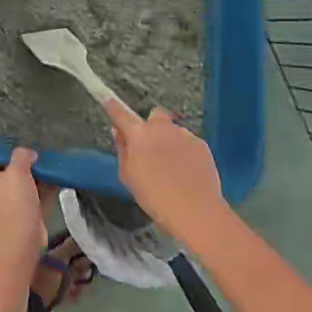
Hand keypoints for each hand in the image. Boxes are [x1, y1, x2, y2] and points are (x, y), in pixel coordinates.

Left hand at [0, 147, 46, 253]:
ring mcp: (11, 204)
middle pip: (11, 171)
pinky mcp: (25, 213)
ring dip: (38, 176)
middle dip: (26, 163)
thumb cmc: (15, 199)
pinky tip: (58, 178)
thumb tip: (29, 153)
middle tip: (39, 153)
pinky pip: (36, 196)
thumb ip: (21, 155)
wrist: (25, 236)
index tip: (21, 143)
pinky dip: (46, 189)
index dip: (6, 150)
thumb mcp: (17, 170)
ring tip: (51, 163)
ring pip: (25, 184)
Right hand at [100, 99, 230, 244]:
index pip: (121, 113)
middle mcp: (162, 127)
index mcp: (139, 134)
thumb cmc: (155, 198)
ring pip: (173, 130)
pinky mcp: (201, 144)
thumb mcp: (128, 177)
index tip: (109, 101)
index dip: (113, 107)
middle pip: (154, 116)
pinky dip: (185, 152)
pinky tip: (186, 172)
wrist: (195, 211)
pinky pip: (188, 142)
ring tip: (172, 168)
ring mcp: (184, 134)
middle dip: (151, 127)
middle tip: (150, 149)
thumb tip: (119, 133)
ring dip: (169, 141)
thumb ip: (123, 150)